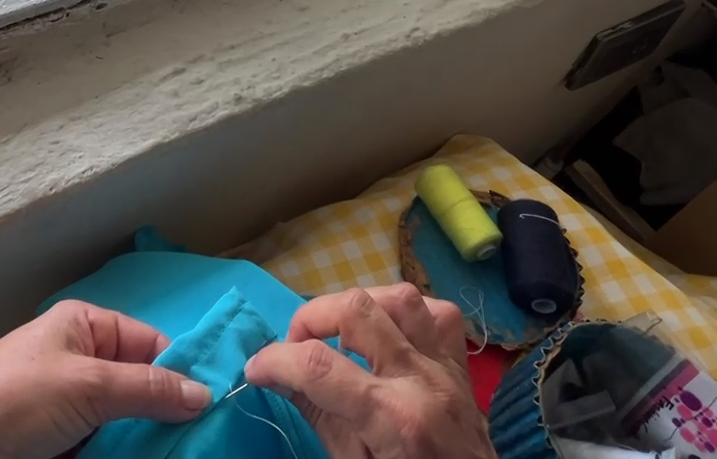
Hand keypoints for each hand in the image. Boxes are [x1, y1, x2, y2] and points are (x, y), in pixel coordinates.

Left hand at [0, 300, 211, 458]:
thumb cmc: (16, 400)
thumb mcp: (87, 388)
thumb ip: (149, 389)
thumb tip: (206, 392)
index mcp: (84, 326)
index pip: (149, 343)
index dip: (182, 371)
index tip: (218, 405)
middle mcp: (79, 359)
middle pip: (140, 385)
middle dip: (167, 413)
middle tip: (205, 441)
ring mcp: (67, 404)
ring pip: (125, 423)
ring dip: (147, 441)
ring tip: (183, 454)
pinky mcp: (58, 443)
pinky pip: (103, 446)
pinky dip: (122, 456)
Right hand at [245, 284, 495, 458]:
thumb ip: (316, 414)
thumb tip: (270, 372)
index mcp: (395, 419)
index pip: (319, 366)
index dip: (275, 360)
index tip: (255, 367)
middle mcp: (423, 381)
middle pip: (357, 310)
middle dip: (312, 317)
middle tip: (297, 347)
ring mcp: (447, 369)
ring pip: (400, 297)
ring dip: (360, 307)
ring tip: (341, 333)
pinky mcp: (461, 367)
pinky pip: (439, 314)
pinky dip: (408, 314)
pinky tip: (389, 332)